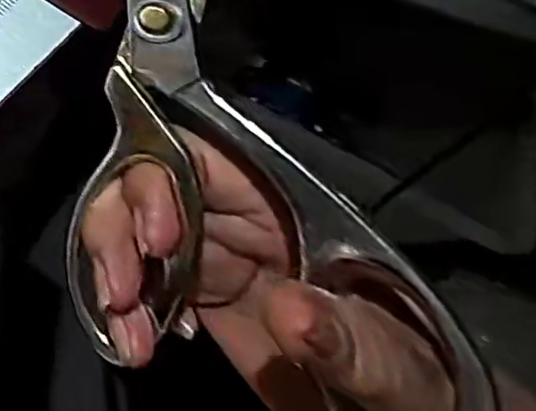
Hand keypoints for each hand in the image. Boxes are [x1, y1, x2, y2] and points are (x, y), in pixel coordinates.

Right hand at [79, 128, 458, 410]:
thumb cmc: (426, 383)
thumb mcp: (406, 366)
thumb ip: (355, 339)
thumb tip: (290, 310)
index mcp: (276, 196)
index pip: (193, 152)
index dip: (158, 178)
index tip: (158, 238)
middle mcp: (229, 209)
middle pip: (142, 180)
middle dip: (116, 225)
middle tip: (121, 290)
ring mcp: (205, 246)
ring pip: (125, 222)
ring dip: (109, 265)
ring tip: (126, 328)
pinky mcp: (190, 286)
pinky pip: (134, 274)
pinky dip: (119, 302)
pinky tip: (134, 339)